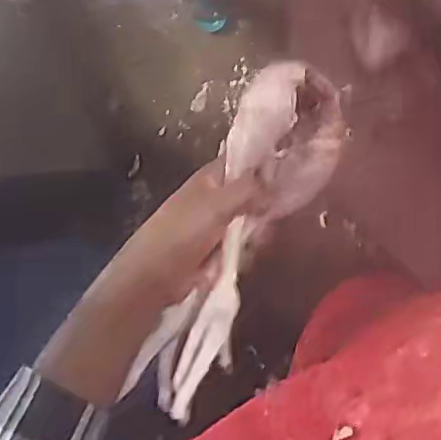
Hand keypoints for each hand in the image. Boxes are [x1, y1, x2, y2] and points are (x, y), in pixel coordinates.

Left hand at [91, 157, 264, 310]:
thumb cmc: (180, 233)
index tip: (288, 175)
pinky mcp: (221, 250)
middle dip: (264, 207)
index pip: (246, 159)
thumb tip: (275, 182)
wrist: (152, 279)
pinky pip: (246, 244)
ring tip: (253, 243)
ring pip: (254, 221)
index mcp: (213, 176)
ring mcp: (220, 224)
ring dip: (256, 233)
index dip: (266, 164)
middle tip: (264, 220)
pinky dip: (247, 251)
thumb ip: (249, 188)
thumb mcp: (217, 204)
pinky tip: (244, 257)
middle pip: (256, 193)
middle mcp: (219, 196)